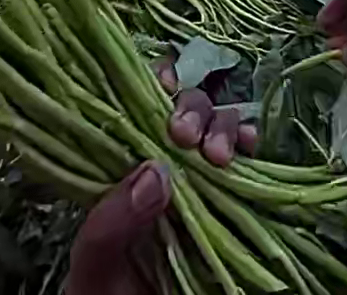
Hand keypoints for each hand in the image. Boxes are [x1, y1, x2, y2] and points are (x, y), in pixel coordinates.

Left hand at [62, 50, 258, 293]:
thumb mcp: (94, 266)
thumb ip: (111, 222)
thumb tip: (157, 171)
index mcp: (126, 164)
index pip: (141, 101)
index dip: (157, 81)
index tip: (165, 85)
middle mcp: (166, 160)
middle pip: (185, 106)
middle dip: (191, 109)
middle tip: (185, 136)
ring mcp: (200, 177)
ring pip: (218, 122)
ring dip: (223, 125)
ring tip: (220, 156)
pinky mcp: (233, 196)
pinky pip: (249, 156)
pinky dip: (251, 142)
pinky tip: (250, 146)